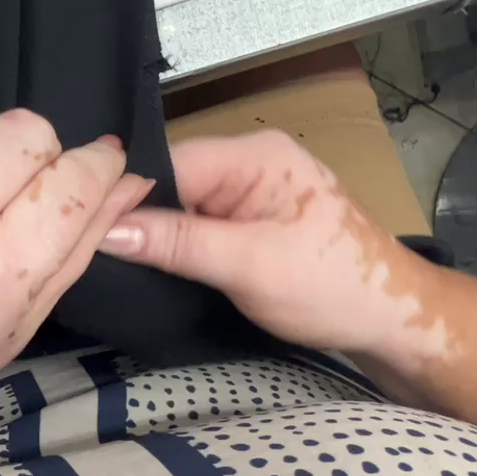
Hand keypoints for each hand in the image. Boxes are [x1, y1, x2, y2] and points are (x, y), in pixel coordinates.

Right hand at [97, 130, 450, 365]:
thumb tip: (107, 231)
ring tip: (111, 262)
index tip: (86, 232)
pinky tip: (150, 266)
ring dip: (154, 236)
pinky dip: (175, 247)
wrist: (389, 320)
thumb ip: (178, 244)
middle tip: (90, 253)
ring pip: (179, 206)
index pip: (170, 163)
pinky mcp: (248, 221)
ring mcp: (249, 192)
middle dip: (136, 218)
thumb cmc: (333, 287)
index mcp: (255, 155)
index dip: (128, 197)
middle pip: (170, 182)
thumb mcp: (250, 266)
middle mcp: (249, 163)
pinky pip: (196, 225)